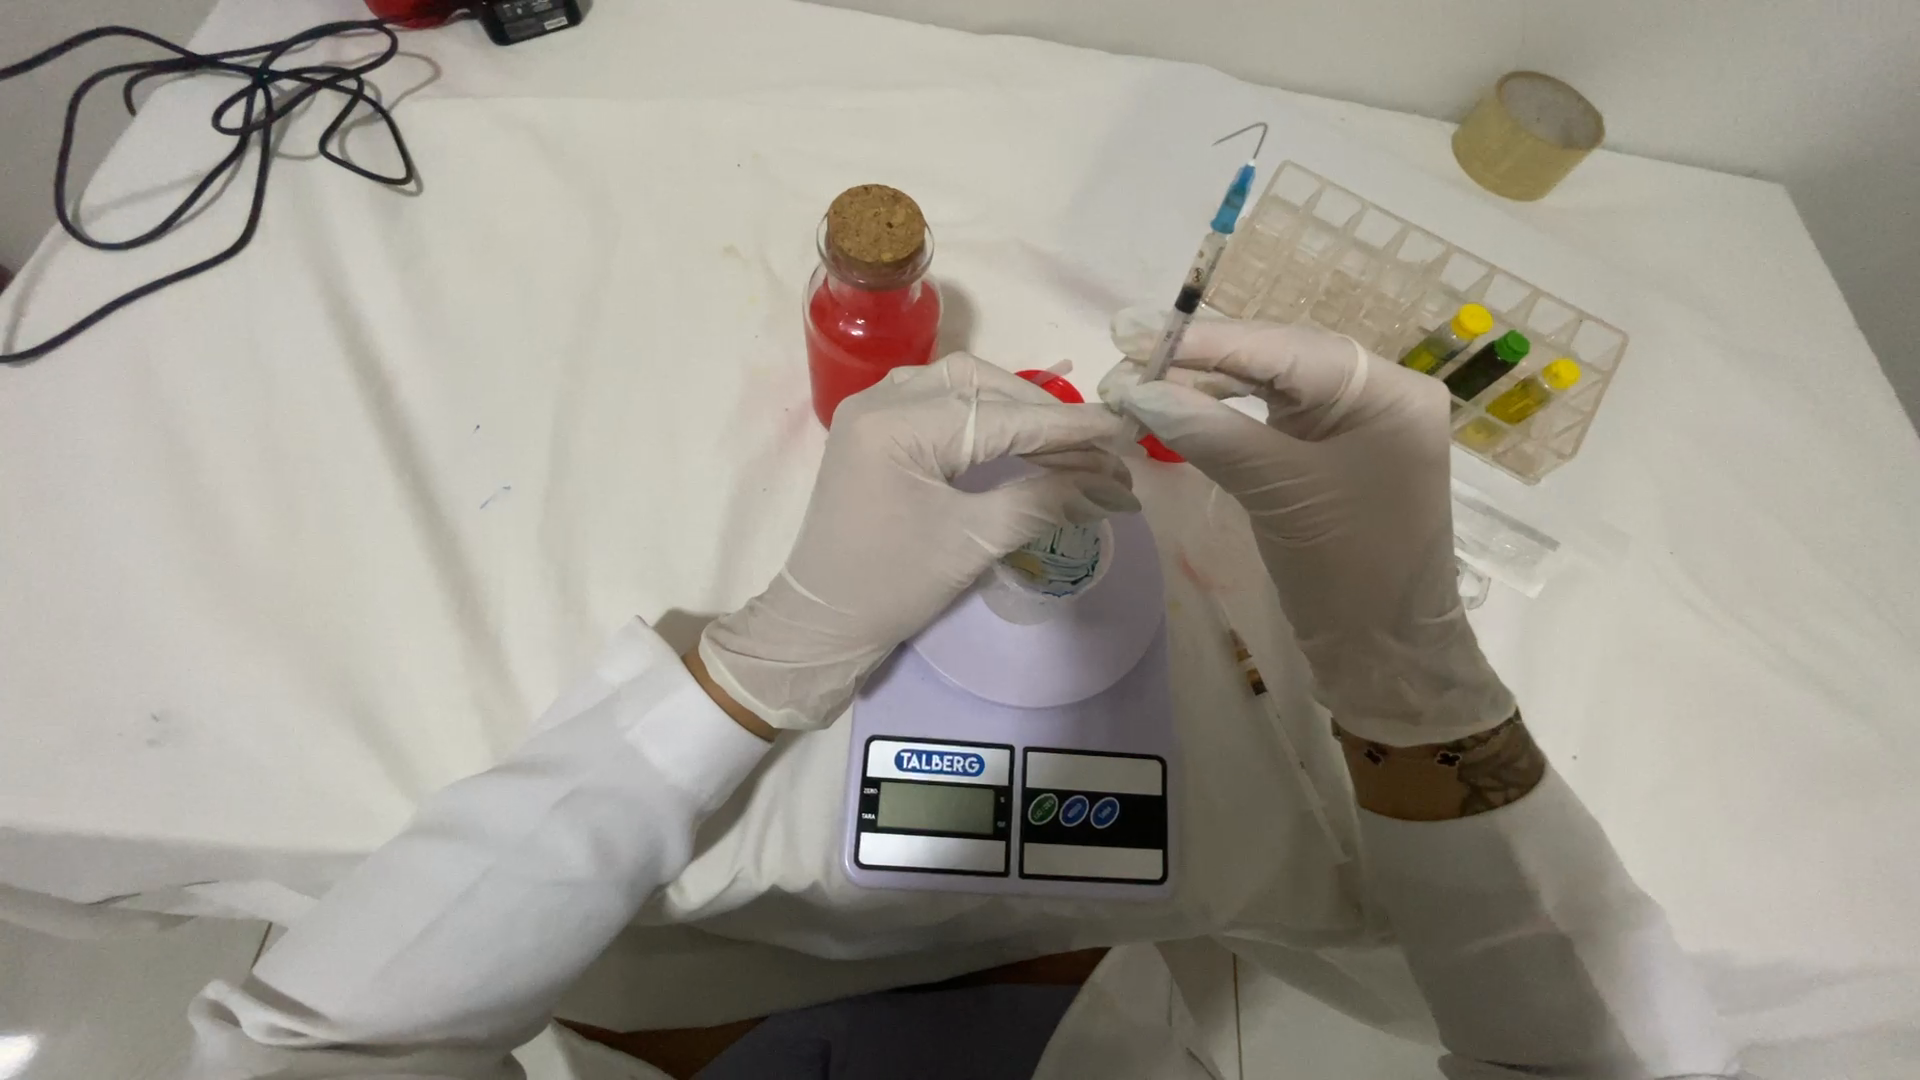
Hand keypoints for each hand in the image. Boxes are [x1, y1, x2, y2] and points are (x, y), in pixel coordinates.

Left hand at [701, 353, 1136, 730]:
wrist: (823, 621)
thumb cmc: (891, 587)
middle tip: (1095, 448)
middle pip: (982, 386)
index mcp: (896, 426)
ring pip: (962, 386)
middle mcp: (880, 400)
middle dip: (1043, 414)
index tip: (1123, 430)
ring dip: (1016, 409)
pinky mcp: (876, 429)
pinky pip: (940, 402)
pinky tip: (1015, 435)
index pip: (1002, 416)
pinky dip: (984, 415)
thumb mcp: (973, 542)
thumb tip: (1113, 486)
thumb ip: (1044, 501)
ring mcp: (872, 410)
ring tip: (1064, 443)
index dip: (1068, 426)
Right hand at [1103, 310, 1511, 746]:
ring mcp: (1347, 423)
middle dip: (1195, 362)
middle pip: (1272, 358)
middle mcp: (1371, 393)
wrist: (1381, 651)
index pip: (1282, 347)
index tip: (1133, 335)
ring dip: (1200, 386)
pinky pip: (1264, 419)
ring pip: (1264, 386)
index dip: (1203, 341)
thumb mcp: (1277, 492)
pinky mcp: (1323, 452)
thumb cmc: (1346, 569)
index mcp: (1384, 392)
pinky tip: (1175, 408)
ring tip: (1137, 386)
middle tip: (1124, 364)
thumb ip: (1208, 432)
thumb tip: (1135, 392)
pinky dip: (1218, 415)